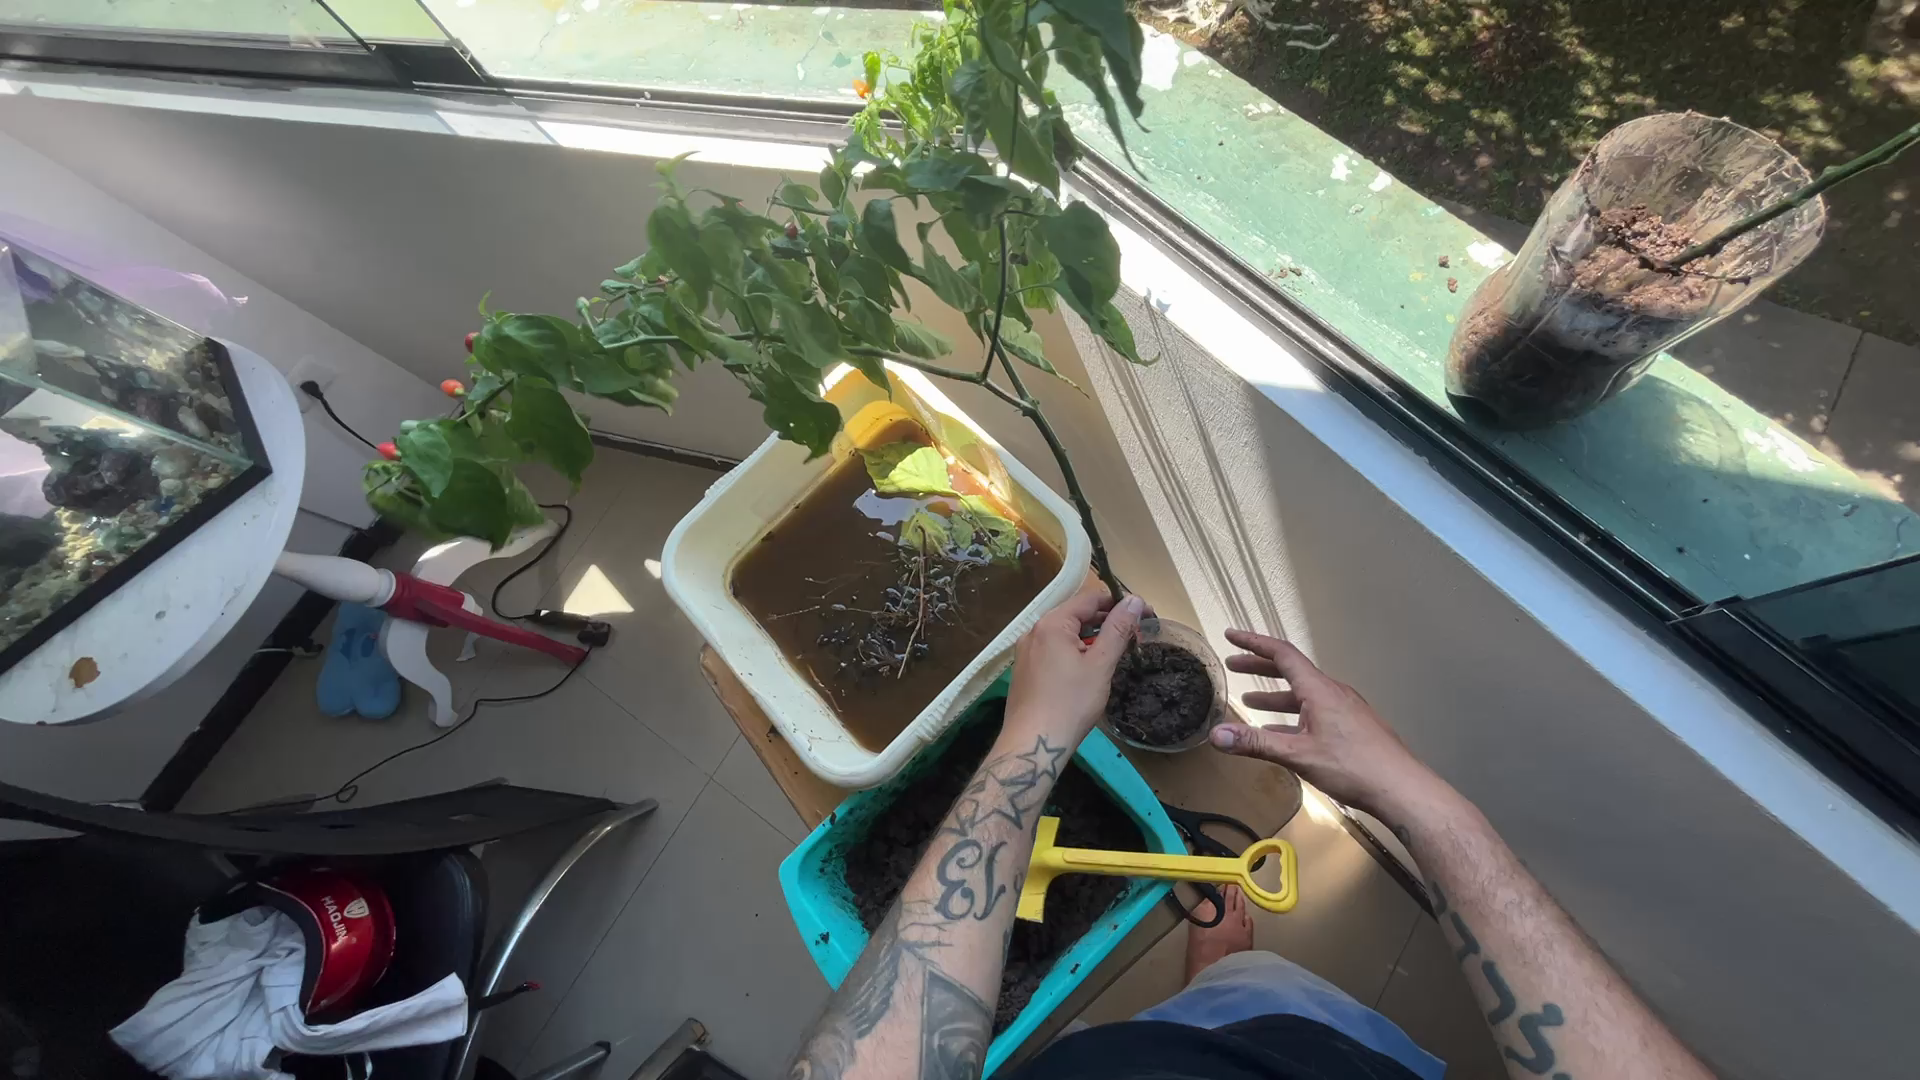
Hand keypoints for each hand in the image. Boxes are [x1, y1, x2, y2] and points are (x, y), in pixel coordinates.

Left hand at [1003, 582, 1146, 748]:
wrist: (1034, 742)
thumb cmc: (1071, 703)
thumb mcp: (1100, 664)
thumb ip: (1118, 629)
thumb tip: (1134, 600)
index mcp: (1051, 623)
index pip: (1090, 598)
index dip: (1120, 603)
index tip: (1145, 613)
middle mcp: (1034, 631)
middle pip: (1076, 614)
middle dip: (1107, 620)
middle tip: (1136, 635)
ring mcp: (1026, 651)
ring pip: (1064, 633)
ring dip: (1091, 637)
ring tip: (1117, 650)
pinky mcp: (1025, 669)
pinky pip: (1054, 649)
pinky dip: (1074, 651)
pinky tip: (1089, 667)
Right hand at [1209, 629, 1440, 818]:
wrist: (1404, 791)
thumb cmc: (1353, 766)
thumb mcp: (1297, 754)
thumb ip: (1255, 742)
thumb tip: (1216, 735)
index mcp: (1319, 690)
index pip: (1282, 654)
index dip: (1253, 642)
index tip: (1230, 635)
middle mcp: (1333, 693)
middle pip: (1291, 670)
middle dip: (1259, 666)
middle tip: (1232, 665)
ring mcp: (1345, 710)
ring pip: (1303, 693)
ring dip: (1275, 694)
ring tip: (1250, 699)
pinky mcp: (1352, 728)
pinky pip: (1314, 711)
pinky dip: (1292, 715)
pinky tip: (1282, 733)